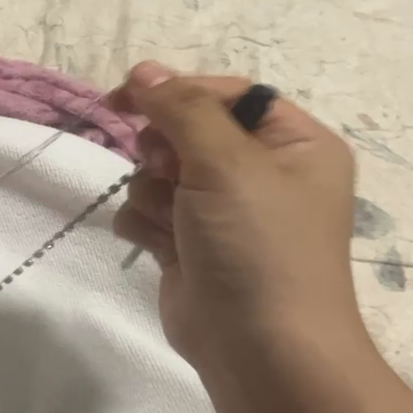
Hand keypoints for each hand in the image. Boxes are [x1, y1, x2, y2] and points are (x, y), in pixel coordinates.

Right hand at [109, 62, 361, 370]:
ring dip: (151, 197)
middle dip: (162, 156)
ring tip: (174, 226)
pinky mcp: (185, 243)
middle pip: (180, 136)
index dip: (173, 93)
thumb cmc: (257, 245)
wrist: (258, 342)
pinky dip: (143, 226)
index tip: (120, 101)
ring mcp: (218, 211)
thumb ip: (182, 112)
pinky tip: (162, 247)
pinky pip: (142, 213)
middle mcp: (257, 173)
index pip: (225, 96)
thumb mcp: (227, 165)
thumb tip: (144, 71)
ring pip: (152, 176)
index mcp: (293, 145)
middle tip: (173, 176)